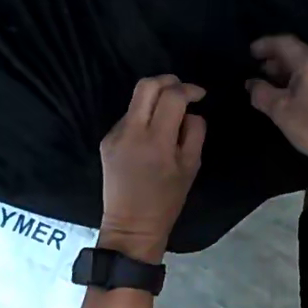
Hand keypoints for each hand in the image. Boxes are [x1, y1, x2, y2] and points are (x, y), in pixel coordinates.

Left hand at [99, 75, 206, 262]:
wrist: (130, 226)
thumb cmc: (167, 200)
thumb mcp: (191, 166)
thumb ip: (194, 132)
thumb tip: (190, 112)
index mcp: (156, 141)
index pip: (172, 97)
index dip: (189, 89)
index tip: (200, 95)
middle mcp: (131, 131)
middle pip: (146, 85)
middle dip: (168, 81)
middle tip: (183, 91)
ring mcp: (115, 135)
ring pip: (137, 100)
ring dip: (156, 99)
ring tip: (170, 115)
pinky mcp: (107, 141)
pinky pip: (129, 117)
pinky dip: (145, 116)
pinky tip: (153, 133)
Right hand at [246, 35, 307, 173]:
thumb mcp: (279, 109)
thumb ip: (261, 92)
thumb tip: (251, 83)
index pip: (284, 42)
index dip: (263, 44)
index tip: (246, 53)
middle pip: (292, 51)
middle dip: (270, 58)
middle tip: (250, 68)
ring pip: (299, 65)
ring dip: (280, 70)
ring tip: (260, 82)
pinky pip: (306, 76)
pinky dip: (290, 80)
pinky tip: (278, 92)